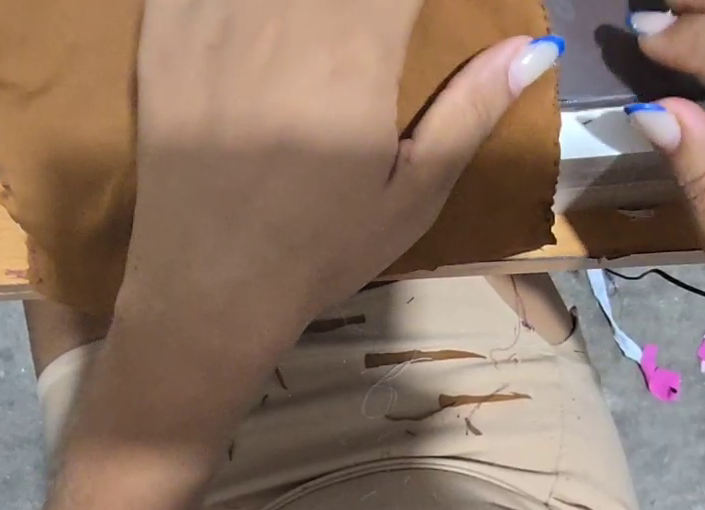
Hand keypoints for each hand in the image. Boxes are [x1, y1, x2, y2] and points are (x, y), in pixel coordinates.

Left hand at [117, 1, 561, 372]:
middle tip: (379, 35)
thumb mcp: (412, 198)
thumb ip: (470, 113)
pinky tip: (267, 28)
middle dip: (374, 1)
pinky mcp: (166, 22)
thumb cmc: (322, 252)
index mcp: (357, 45)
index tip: (424, 17)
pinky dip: (239, 2)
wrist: (211, 286)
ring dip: (320, 3)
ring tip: (330, 34)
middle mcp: (285, 6)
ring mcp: (215, 7)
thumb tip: (537, 49)